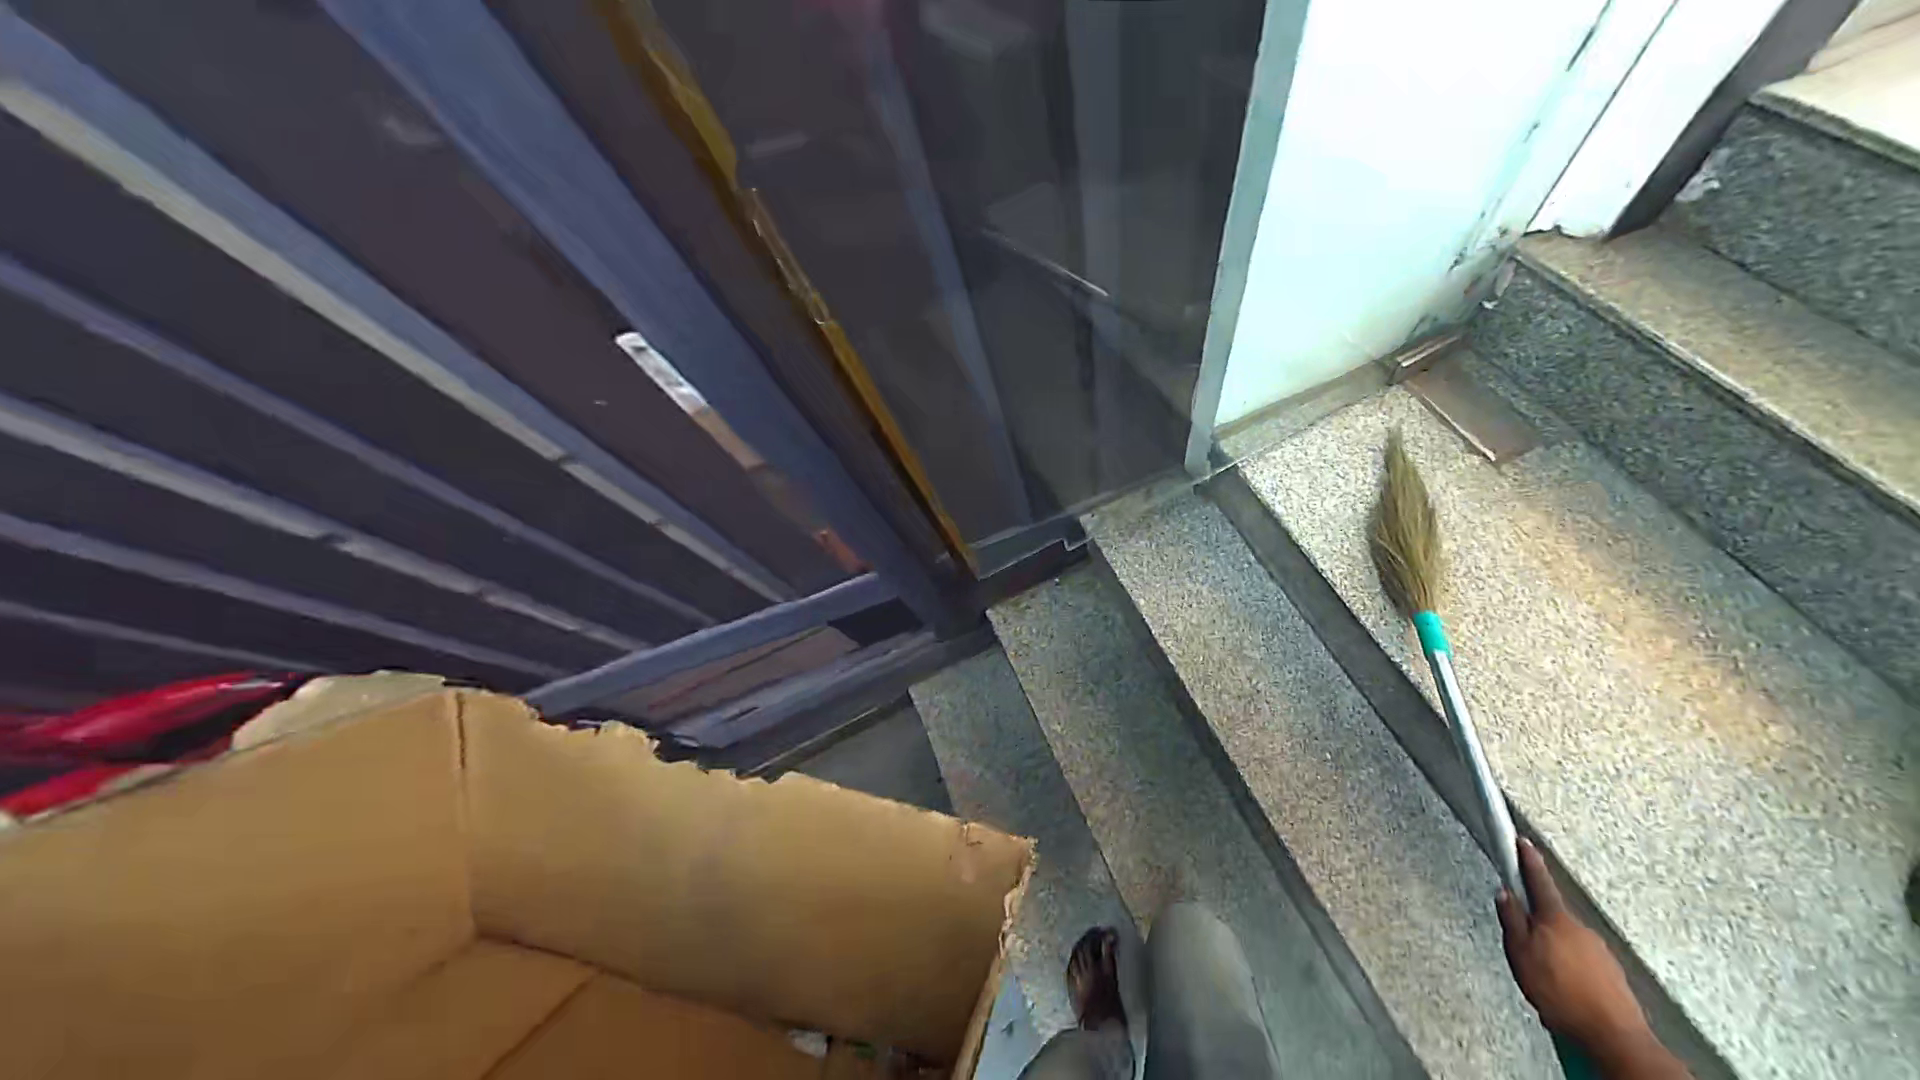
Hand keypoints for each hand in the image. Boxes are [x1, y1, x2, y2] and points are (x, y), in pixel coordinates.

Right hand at [1497, 839, 1687, 1078]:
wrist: (1613, 1037)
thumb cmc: (1562, 994)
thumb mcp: (1520, 953)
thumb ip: (1511, 919)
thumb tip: (1505, 894)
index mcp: (1556, 919)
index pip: (1538, 879)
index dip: (1527, 858)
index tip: (1521, 841)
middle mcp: (1581, 929)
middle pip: (1550, 913)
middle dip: (1535, 922)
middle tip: (1522, 941)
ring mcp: (1599, 952)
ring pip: (1565, 940)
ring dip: (1553, 951)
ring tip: (1543, 975)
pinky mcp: (1611, 974)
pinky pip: (1581, 962)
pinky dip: (1568, 970)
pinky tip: (1562, 988)